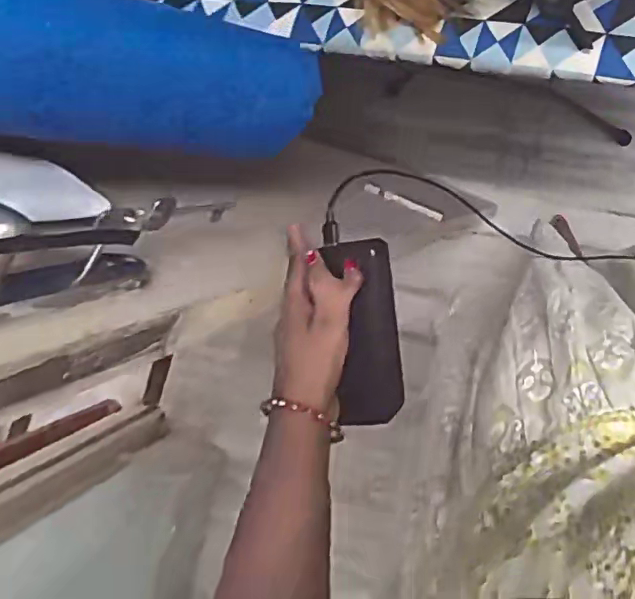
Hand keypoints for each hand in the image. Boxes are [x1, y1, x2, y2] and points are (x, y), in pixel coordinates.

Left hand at [273, 225, 362, 412]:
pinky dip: (320, 301)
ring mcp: (294, 333)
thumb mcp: (329, 319)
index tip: (294, 226)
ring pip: (303, 298)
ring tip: (324, 271)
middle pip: (297, 281)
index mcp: (294, 304)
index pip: (297, 267)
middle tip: (312, 244)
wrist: (303, 408)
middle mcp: (290, 315)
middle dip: (304, 261)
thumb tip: (345, 265)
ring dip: (312, 282)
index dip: (299, 246)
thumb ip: (337, 290)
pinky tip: (330, 310)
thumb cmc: (317, 359)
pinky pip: (311, 313)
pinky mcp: (304, 348)